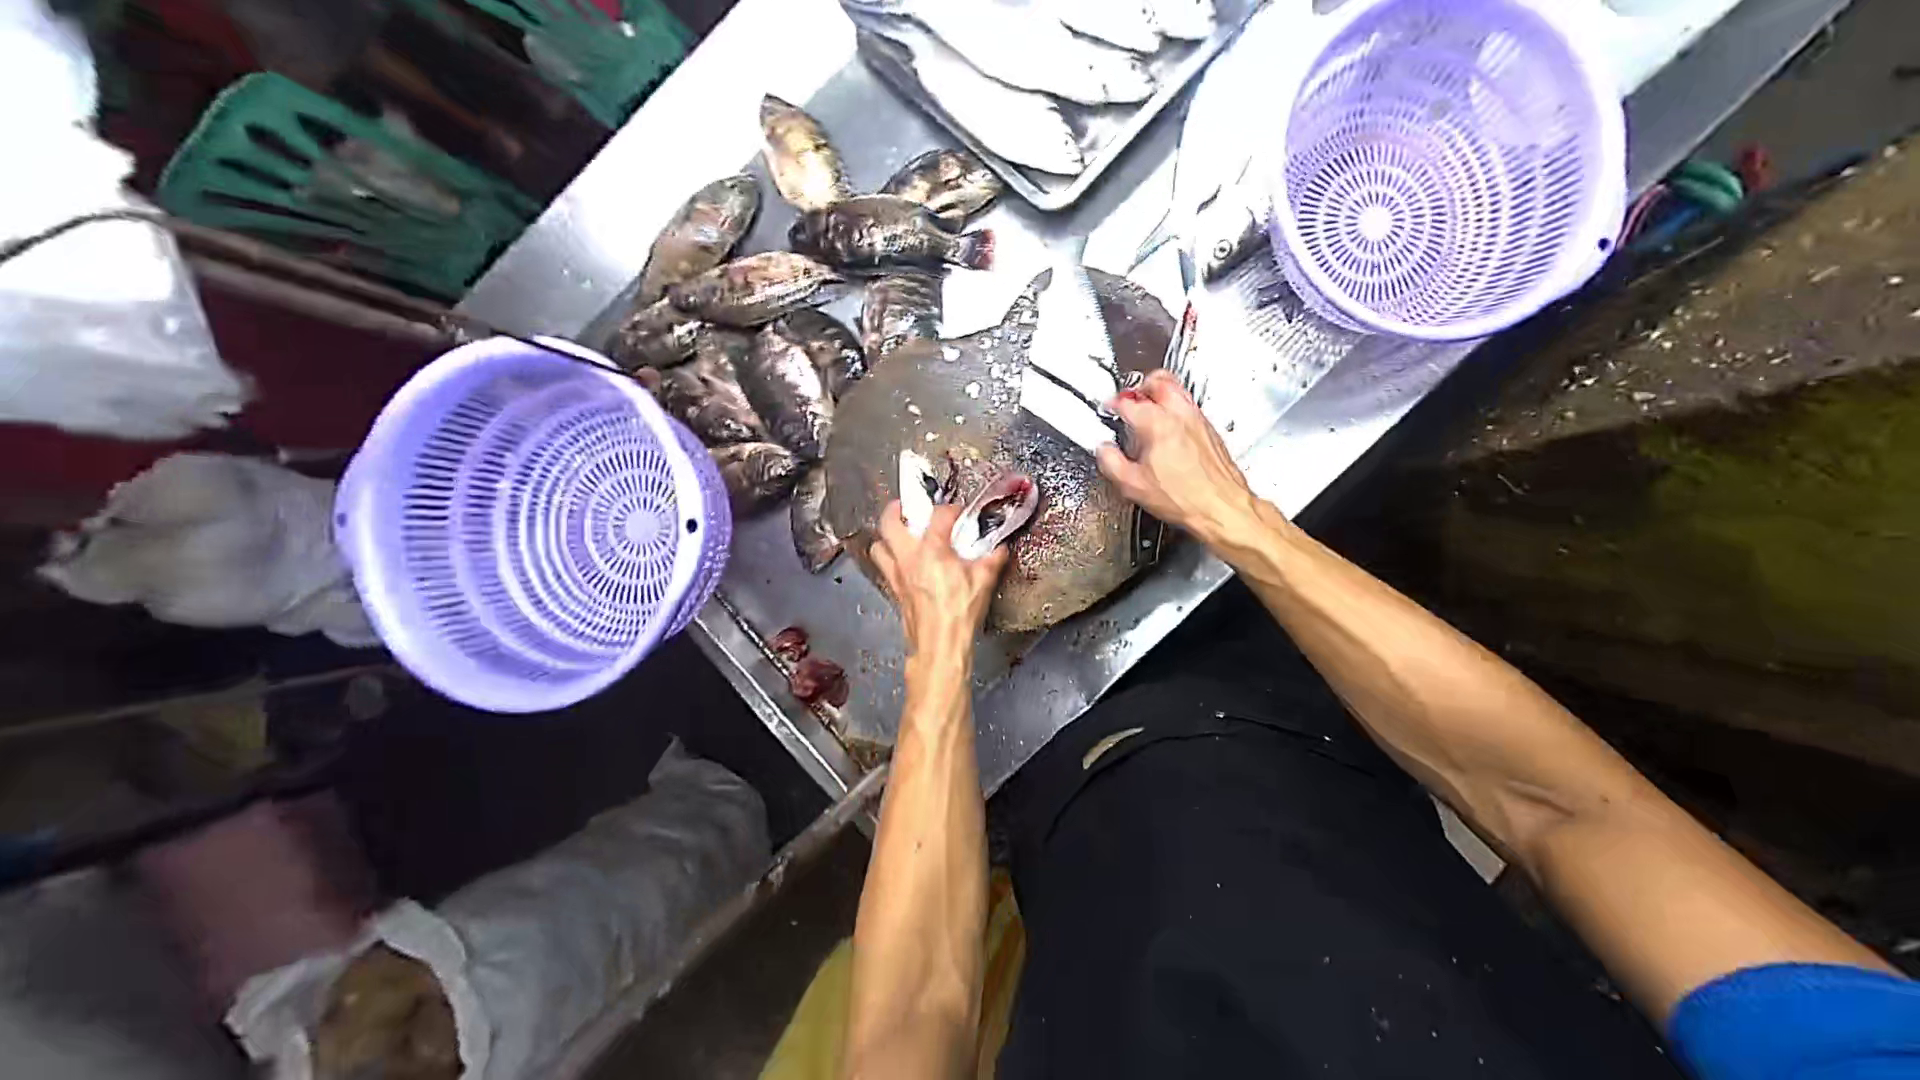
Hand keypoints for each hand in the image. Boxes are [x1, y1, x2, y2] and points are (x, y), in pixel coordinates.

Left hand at [871, 500, 1009, 660]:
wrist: (940, 645)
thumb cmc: (958, 615)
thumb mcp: (984, 582)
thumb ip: (992, 560)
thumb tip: (1000, 549)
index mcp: (931, 551)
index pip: (938, 516)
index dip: (950, 510)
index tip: (958, 512)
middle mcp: (908, 559)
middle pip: (889, 522)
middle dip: (897, 510)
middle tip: (907, 506)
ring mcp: (897, 575)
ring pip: (879, 546)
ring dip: (887, 537)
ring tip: (900, 534)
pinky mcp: (894, 591)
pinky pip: (883, 568)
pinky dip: (890, 560)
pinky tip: (904, 563)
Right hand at [1098, 370, 1267, 547]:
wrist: (1220, 507)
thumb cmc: (1185, 498)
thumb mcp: (1132, 484)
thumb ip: (1110, 461)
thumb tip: (1104, 449)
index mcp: (1156, 424)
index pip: (1127, 402)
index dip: (1111, 404)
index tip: (1108, 409)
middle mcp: (1179, 415)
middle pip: (1157, 381)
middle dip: (1139, 386)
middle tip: (1129, 397)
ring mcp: (1197, 419)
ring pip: (1177, 389)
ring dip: (1159, 392)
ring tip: (1147, 406)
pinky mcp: (1209, 429)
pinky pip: (1189, 406)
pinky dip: (1174, 408)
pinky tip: (1168, 427)